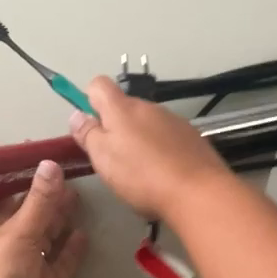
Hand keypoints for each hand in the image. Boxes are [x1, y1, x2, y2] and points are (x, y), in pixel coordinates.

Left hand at [0, 160, 87, 277]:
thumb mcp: (19, 233)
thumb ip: (38, 201)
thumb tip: (50, 162)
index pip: (8, 195)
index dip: (21, 176)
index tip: (39, 152)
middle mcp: (14, 245)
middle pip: (33, 214)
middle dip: (48, 195)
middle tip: (69, 172)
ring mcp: (32, 268)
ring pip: (49, 236)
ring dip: (61, 218)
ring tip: (78, 196)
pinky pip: (63, 264)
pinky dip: (72, 250)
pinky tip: (83, 234)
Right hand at [70, 75, 230, 221]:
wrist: (199, 192)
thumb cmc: (142, 175)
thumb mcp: (103, 158)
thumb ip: (87, 134)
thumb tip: (76, 115)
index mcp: (121, 108)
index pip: (98, 84)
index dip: (90, 100)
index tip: (91, 126)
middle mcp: (148, 106)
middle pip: (124, 107)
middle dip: (116, 127)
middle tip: (115, 159)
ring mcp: (173, 120)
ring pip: (147, 123)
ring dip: (140, 139)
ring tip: (143, 173)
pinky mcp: (193, 137)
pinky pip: (168, 137)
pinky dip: (162, 150)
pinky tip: (166, 175)